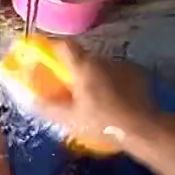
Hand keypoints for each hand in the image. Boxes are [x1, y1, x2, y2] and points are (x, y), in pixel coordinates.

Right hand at [31, 42, 160, 149]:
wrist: (142, 129)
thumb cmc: (102, 122)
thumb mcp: (70, 119)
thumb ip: (48, 106)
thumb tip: (31, 99)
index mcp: (83, 66)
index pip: (64, 45)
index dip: (53, 47)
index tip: (47, 56)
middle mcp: (102, 59)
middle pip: (83, 57)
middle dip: (74, 69)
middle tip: (70, 88)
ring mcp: (122, 65)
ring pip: (101, 66)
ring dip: (94, 77)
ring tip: (94, 99)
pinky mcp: (137, 73)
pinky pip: (117, 73)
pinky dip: (112, 82)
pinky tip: (114, 100)